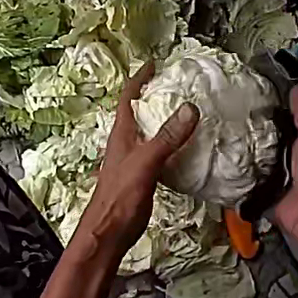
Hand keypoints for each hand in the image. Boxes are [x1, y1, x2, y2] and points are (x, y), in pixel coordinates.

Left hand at [70, 64, 198, 268]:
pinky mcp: (141, 176)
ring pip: (148, 133)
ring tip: (185, 112)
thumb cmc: (120, 197)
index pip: (127, 98)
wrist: (108, 233)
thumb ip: (167, 137)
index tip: (153, 64)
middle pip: (138, 113)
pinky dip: (171, 145)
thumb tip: (189, 108)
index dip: (139, 79)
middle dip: (153, 97)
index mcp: (121, 134)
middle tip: (176, 86)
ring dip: (163, 121)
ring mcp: (132, 160)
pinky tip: (186, 150)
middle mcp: (125, 143)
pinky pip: (158, 153)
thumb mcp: (145, 162)